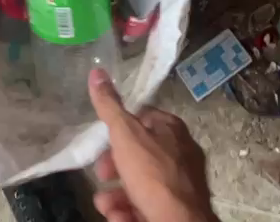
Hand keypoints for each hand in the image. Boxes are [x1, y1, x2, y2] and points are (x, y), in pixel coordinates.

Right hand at [89, 69, 215, 221]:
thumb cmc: (153, 175)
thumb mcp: (125, 134)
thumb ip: (109, 106)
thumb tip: (96, 72)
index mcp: (172, 129)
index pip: (141, 118)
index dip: (119, 129)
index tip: (103, 142)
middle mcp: (181, 153)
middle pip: (139, 154)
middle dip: (113, 168)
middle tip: (102, 175)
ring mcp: (182, 185)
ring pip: (142, 184)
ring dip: (117, 194)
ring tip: (105, 205)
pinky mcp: (179, 210)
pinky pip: (150, 204)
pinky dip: (131, 210)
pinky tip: (119, 217)